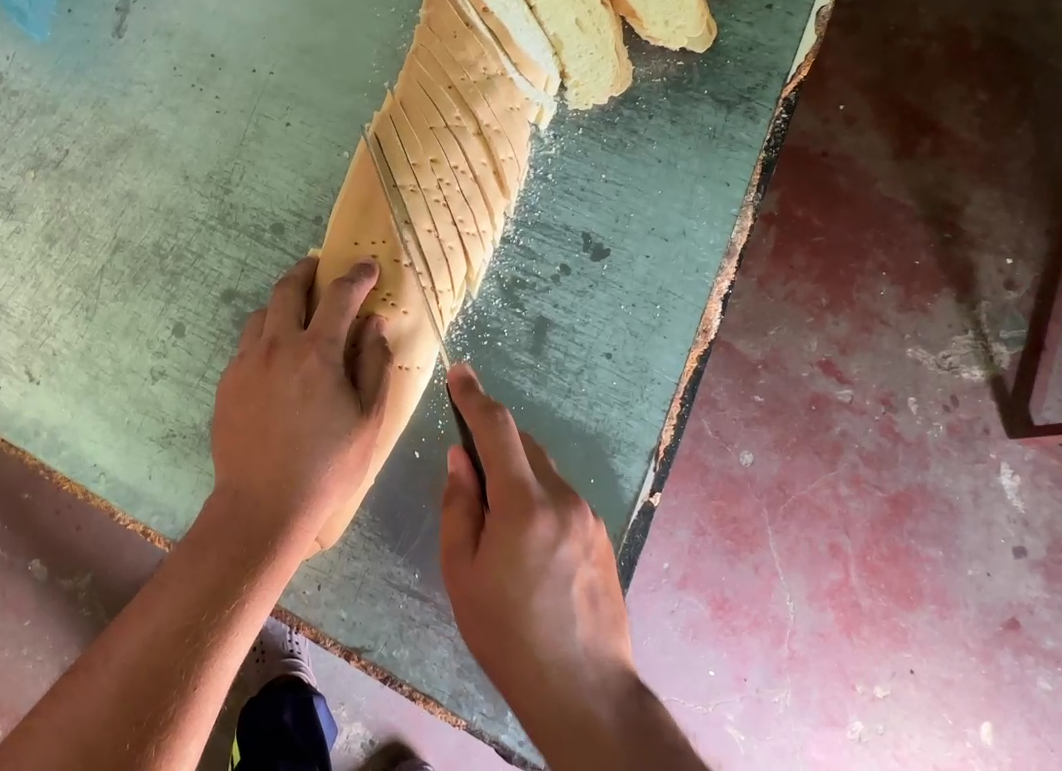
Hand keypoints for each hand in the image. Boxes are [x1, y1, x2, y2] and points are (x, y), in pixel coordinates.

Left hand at [208, 256, 392, 541]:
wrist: (262, 505)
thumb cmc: (327, 468)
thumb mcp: (368, 421)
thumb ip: (374, 365)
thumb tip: (373, 324)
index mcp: (316, 353)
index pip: (339, 296)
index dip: (356, 276)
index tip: (367, 266)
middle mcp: (276, 346)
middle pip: (287, 289)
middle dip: (307, 271)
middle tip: (320, 267)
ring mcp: (245, 363)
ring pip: (261, 314)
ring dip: (281, 304)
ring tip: (296, 314)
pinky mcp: (227, 382)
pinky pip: (246, 344)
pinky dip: (264, 336)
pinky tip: (275, 358)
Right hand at [440, 364, 636, 732]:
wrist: (584, 690)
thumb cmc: (507, 633)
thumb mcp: (462, 571)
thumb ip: (460, 505)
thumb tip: (461, 458)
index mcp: (524, 505)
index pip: (497, 429)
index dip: (475, 396)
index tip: (460, 371)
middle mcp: (564, 499)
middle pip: (524, 445)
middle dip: (494, 439)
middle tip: (466, 463)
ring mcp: (589, 517)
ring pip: (544, 471)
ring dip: (516, 471)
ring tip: (493, 515)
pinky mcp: (601, 536)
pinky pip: (561, 497)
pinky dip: (536, 494)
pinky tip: (523, 537)